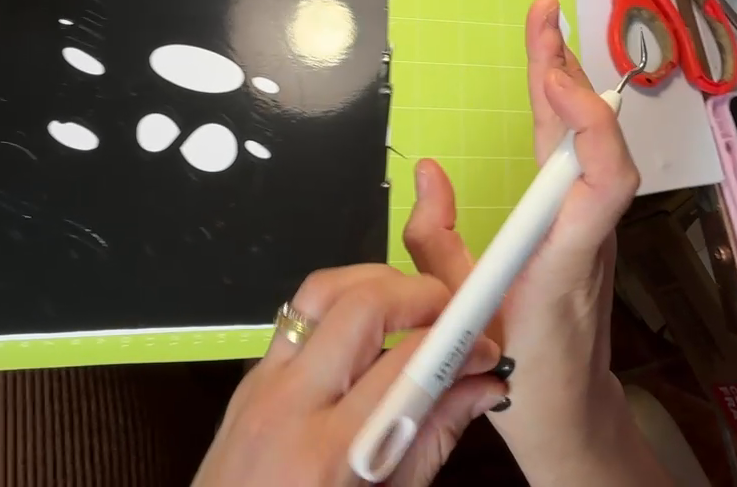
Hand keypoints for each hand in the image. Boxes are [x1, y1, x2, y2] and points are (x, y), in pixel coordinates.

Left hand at [192, 265, 504, 486]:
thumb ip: (434, 438)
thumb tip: (485, 383)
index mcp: (326, 455)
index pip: (403, 364)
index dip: (455, 344)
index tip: (484, 345)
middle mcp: (287, 403)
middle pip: (359, 304)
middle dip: (417, 293)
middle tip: (452, 312)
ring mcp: (260, 383)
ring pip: (321, 290)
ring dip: (376, 282)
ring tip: (413, 307)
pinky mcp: (251, 375)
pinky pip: (301, 315)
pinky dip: (344, 305)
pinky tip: (370, 331)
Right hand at [404, 0, 662, 486]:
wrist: (571, 413)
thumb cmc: (520, 374)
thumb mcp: (457, 314)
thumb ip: (435, 241)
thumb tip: (430, 170)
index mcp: (562, 259)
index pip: (605, 180)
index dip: (587, 122)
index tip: (554, 78)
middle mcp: (587, 233)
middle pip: (596, 142)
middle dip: (566, 71)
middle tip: (542, 17)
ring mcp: (591, 226)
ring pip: (592, 144)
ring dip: (567, 85)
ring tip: (542, 36)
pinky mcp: (583, 223)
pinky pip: (581, 159)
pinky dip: (563, 115)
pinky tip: (549, 89)